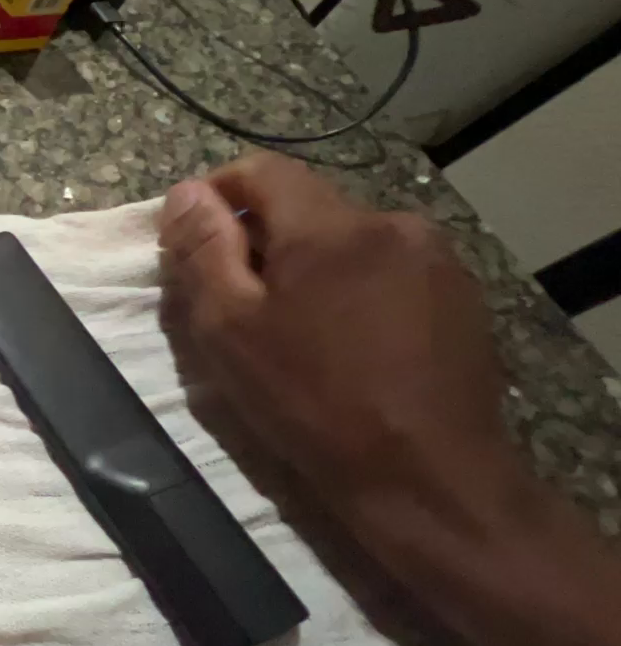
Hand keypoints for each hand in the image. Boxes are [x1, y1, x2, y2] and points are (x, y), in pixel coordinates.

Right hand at [156, 153, 531, 537]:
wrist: (425, 475)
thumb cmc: (307, 397)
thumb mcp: (227, 325)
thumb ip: (203, 249)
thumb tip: (186, 193)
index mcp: (331, 229)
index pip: (261, 170)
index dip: (215, 193)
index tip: (191, 238)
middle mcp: (393, 225)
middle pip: (302, 206)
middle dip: (257, 238)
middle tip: (232, 299)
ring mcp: (436, 260)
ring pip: (342, 238)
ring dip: (304, 264)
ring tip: (288, 325)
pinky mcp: (460, 295)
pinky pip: (382, 266)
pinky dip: (347, 285)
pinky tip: (340, 339)